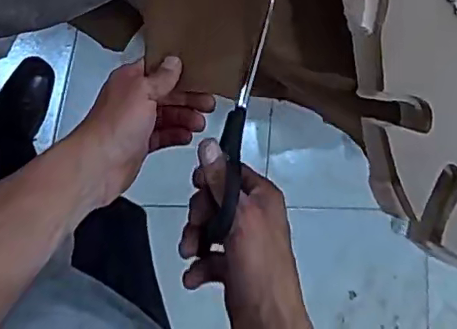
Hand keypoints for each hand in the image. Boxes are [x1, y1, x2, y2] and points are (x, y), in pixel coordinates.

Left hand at [68, 55, 214, 210]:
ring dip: (185, 116)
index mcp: (130, 79)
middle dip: (188, 97)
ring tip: (200, 121)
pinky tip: (187, 136)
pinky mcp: (138, 145)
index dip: (180, 71)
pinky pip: (163, 136)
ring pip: (167, 115)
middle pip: (167, 93)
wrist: (95, 168)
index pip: (159, 68)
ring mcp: (135, 123)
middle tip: (207, 101)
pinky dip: (176, 135)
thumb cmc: (110, 128)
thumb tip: (174, 62)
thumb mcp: (143, 91)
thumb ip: (162, 77)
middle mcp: (132, 99)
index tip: (199, 74)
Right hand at [180, 140, 311, 328]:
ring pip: (211, 229)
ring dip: (195, 240)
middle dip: (199, 215)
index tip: (195, 185)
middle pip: (217, 201)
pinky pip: (210, 258)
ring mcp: (244, 242)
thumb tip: (208, 145)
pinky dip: (199, 265)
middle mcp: (255, 215)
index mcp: (262, 196)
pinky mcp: (234, 268)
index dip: (212, 176)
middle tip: (194, 229)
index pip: (232, 172)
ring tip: (189, 254)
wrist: (267, 321)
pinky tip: (194, 277)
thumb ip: (220, 182)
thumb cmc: (260, 266)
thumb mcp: (239, 217)